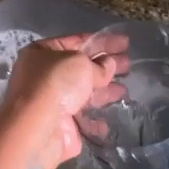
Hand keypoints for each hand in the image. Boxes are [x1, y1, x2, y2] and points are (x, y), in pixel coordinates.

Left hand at [0, 34, 127, 163]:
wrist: (38, 128)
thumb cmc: (56, 83)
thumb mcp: (80, 63)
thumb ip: (98, 65)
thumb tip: (110, 64)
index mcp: (42, 52)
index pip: (76, 41)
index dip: (101, 41)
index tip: (124, 42)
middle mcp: (45, 75)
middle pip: (80, 67)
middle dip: (105, 65)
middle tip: (129, 63)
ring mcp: (53, 101)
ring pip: (83, 92)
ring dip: (104, 90)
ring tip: (126, 89)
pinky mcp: (62, 125)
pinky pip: (83, 119)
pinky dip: (97, 118)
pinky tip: (111, 117)